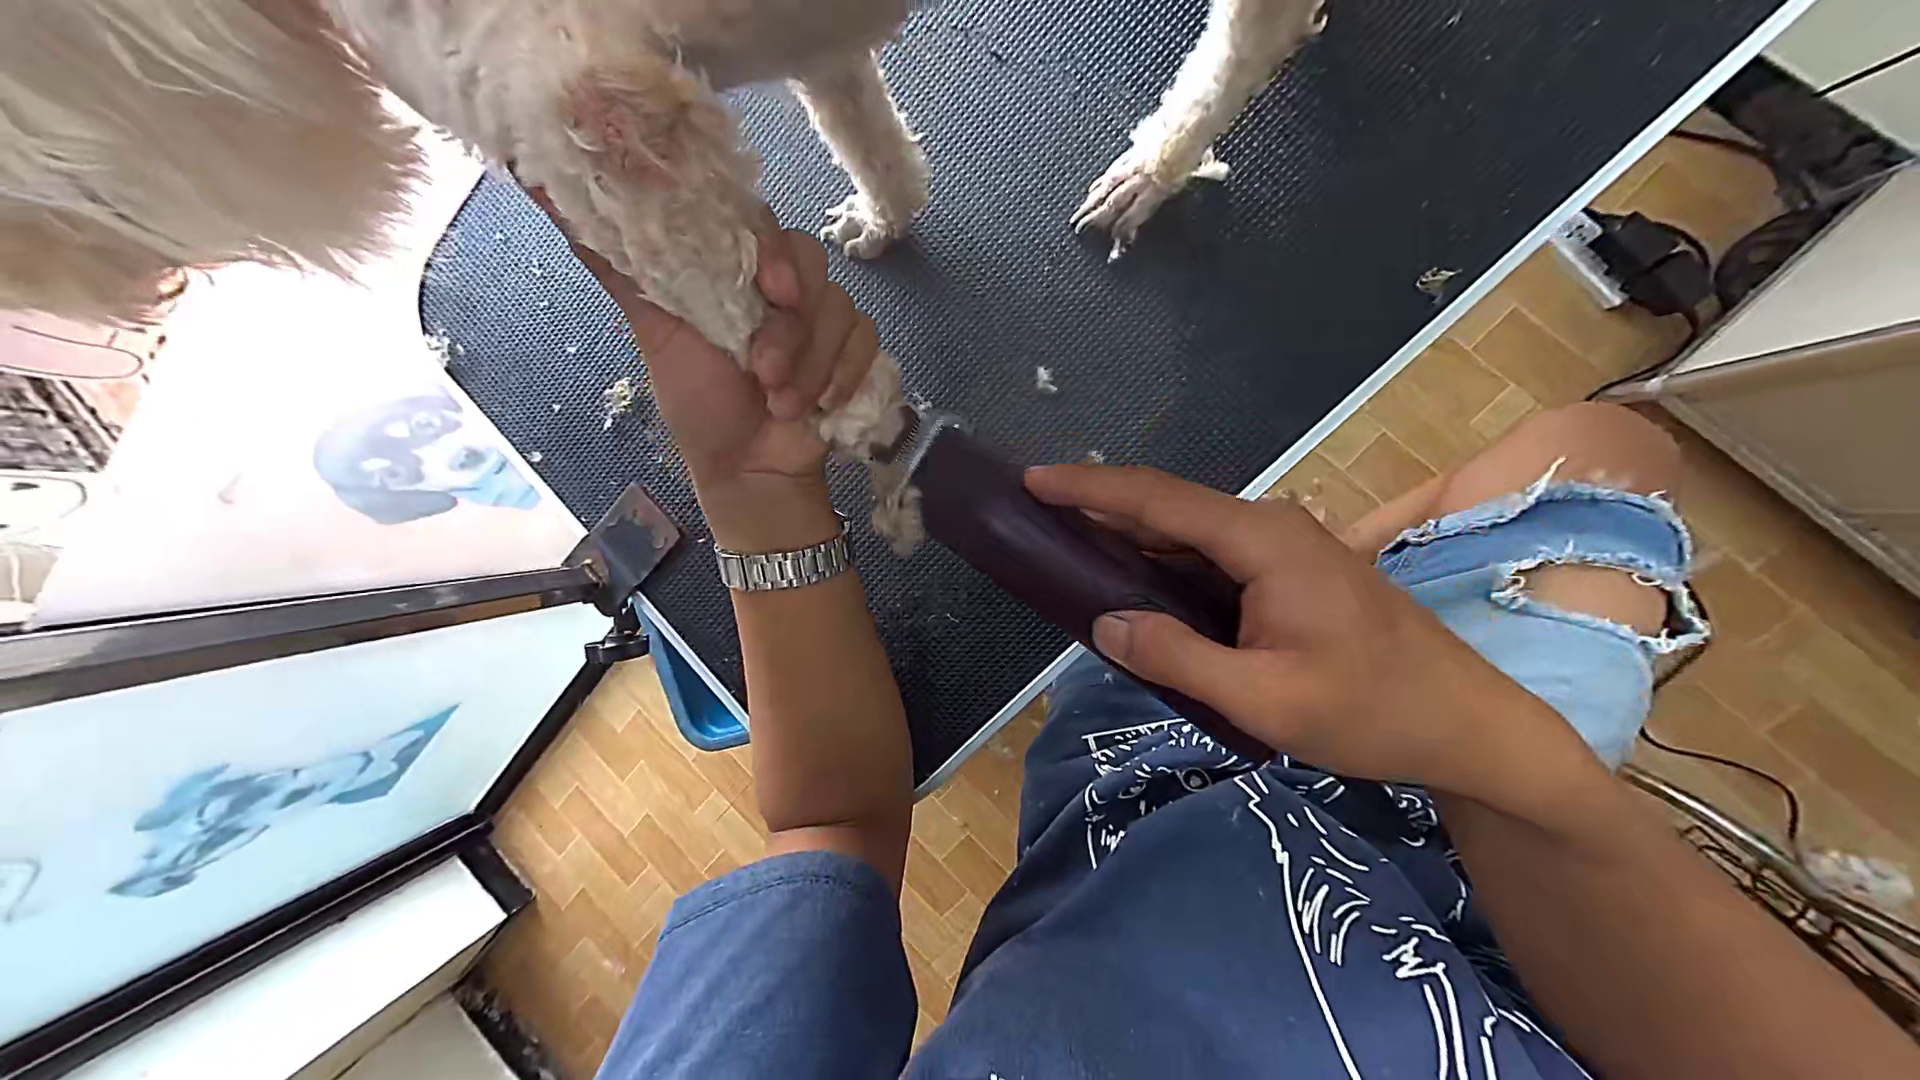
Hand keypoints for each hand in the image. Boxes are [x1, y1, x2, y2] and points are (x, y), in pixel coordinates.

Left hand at [531, 194, 879, 548]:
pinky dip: (844, 375)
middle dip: (793, 329)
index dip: (774, 252)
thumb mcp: (656, 335)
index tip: (771, 289)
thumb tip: (537, 181)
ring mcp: (822, 321)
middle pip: (812, 264)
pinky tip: (822, 406)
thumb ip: (618, 267)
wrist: (752, 473)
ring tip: (783, 404)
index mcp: (734, 275)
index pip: (764, 227)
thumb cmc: (703, 409)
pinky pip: (867, 340)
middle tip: (766, 372)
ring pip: (842, 308)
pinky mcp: (853, 352)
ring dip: (813, 366)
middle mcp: (781, 290)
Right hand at [1024, 464, 1598, 807]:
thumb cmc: (1372, 712)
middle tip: (1039, 517)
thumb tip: (1104, 624)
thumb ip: (1177, 658)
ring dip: (1129, 536)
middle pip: (1168, 506)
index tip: (1035, 479)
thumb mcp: (1264, 698)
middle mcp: (1270, 526)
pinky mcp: (1287, 570)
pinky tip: (1135, 583)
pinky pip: (1209, 556)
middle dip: (1100, 507)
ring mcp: (1282, 546)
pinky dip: (1163, 563)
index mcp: (1263, 541)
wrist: (1468, 726)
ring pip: (1187, 531)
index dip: (1090, 486)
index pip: (1158, 499)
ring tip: (1070, 547)